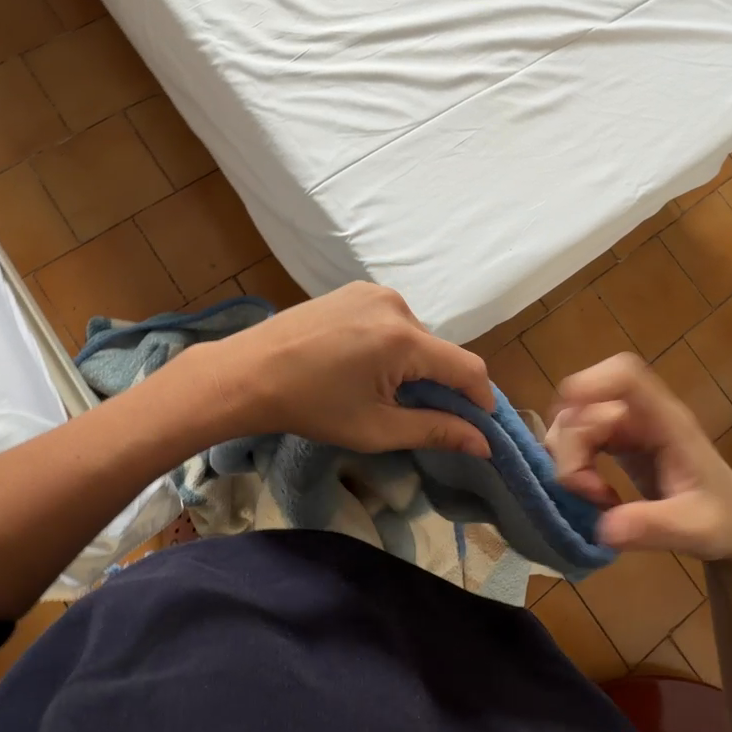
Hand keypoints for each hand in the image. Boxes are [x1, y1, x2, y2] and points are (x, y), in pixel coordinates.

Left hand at [188, 282, 494, 456]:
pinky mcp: (354, 290)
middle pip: (439, 351)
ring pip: (415, 335)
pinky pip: (391, 320)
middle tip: (412, 415)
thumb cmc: (311, 407)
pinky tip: (360, 364)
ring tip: (376, 389)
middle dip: (438, 384)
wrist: (249, 372)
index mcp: (403, 339)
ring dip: (412, 363)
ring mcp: (373, 292)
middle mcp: (396, 305)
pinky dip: (390, 344)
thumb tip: (483, 442)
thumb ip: (435, 430)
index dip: (481, 399)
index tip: (478, 426)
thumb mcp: (376, 429)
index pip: (468, 368)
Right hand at [546, 354, 731, 567]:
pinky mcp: (618, 443)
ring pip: (574, 421)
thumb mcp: (694, 530)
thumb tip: (604, 529)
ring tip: (594, 497)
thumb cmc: (723, 524)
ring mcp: (628, 427)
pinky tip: (595, 494)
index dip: (591, 383)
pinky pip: (579, 439)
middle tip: (588, 493)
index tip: (570, 417)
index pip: (626, 376)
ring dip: (570, 458)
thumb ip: (653, 526)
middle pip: (585, 404)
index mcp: (668, 422)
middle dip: (572, 447)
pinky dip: (574, 465)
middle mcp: (643, 416)